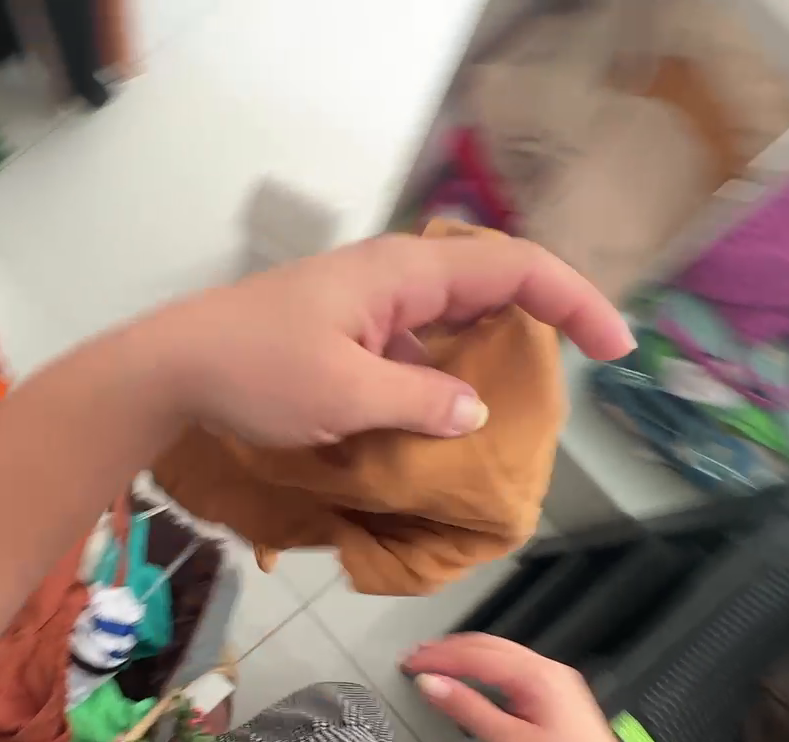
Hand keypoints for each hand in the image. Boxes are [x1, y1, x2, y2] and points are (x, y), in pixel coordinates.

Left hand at [142, 232, 633, 446]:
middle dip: (528, 333)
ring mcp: (360, 307)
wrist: (175, 367)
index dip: (574, 301)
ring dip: (472, 367)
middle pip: (482, 292)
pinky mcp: (337, 335)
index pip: (514, 269)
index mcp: (403, 274)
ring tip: (495, 419)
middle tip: (554, 388)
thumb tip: (473, 412)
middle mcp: (388, 280)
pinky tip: (426, 425)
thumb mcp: (346, 395)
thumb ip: (419, 403)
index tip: (613, 347)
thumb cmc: (256, 373)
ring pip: (441, 328)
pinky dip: (425, 384)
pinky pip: (402, 353)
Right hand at [405, 633, 656, 741]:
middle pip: (487, 646)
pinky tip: (467, 672)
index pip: (475, 656)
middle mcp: (546, 667)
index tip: (407, 664)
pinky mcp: (556, 690)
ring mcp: (554, 676)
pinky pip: (510, 664)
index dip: (438, 658)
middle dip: (447, 649)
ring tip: (432, 661)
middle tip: (412, 659)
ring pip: (499, 651)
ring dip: (463, 653)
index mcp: (535, 675)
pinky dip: (481, 663)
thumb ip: (467, 708)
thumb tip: (428, 683)